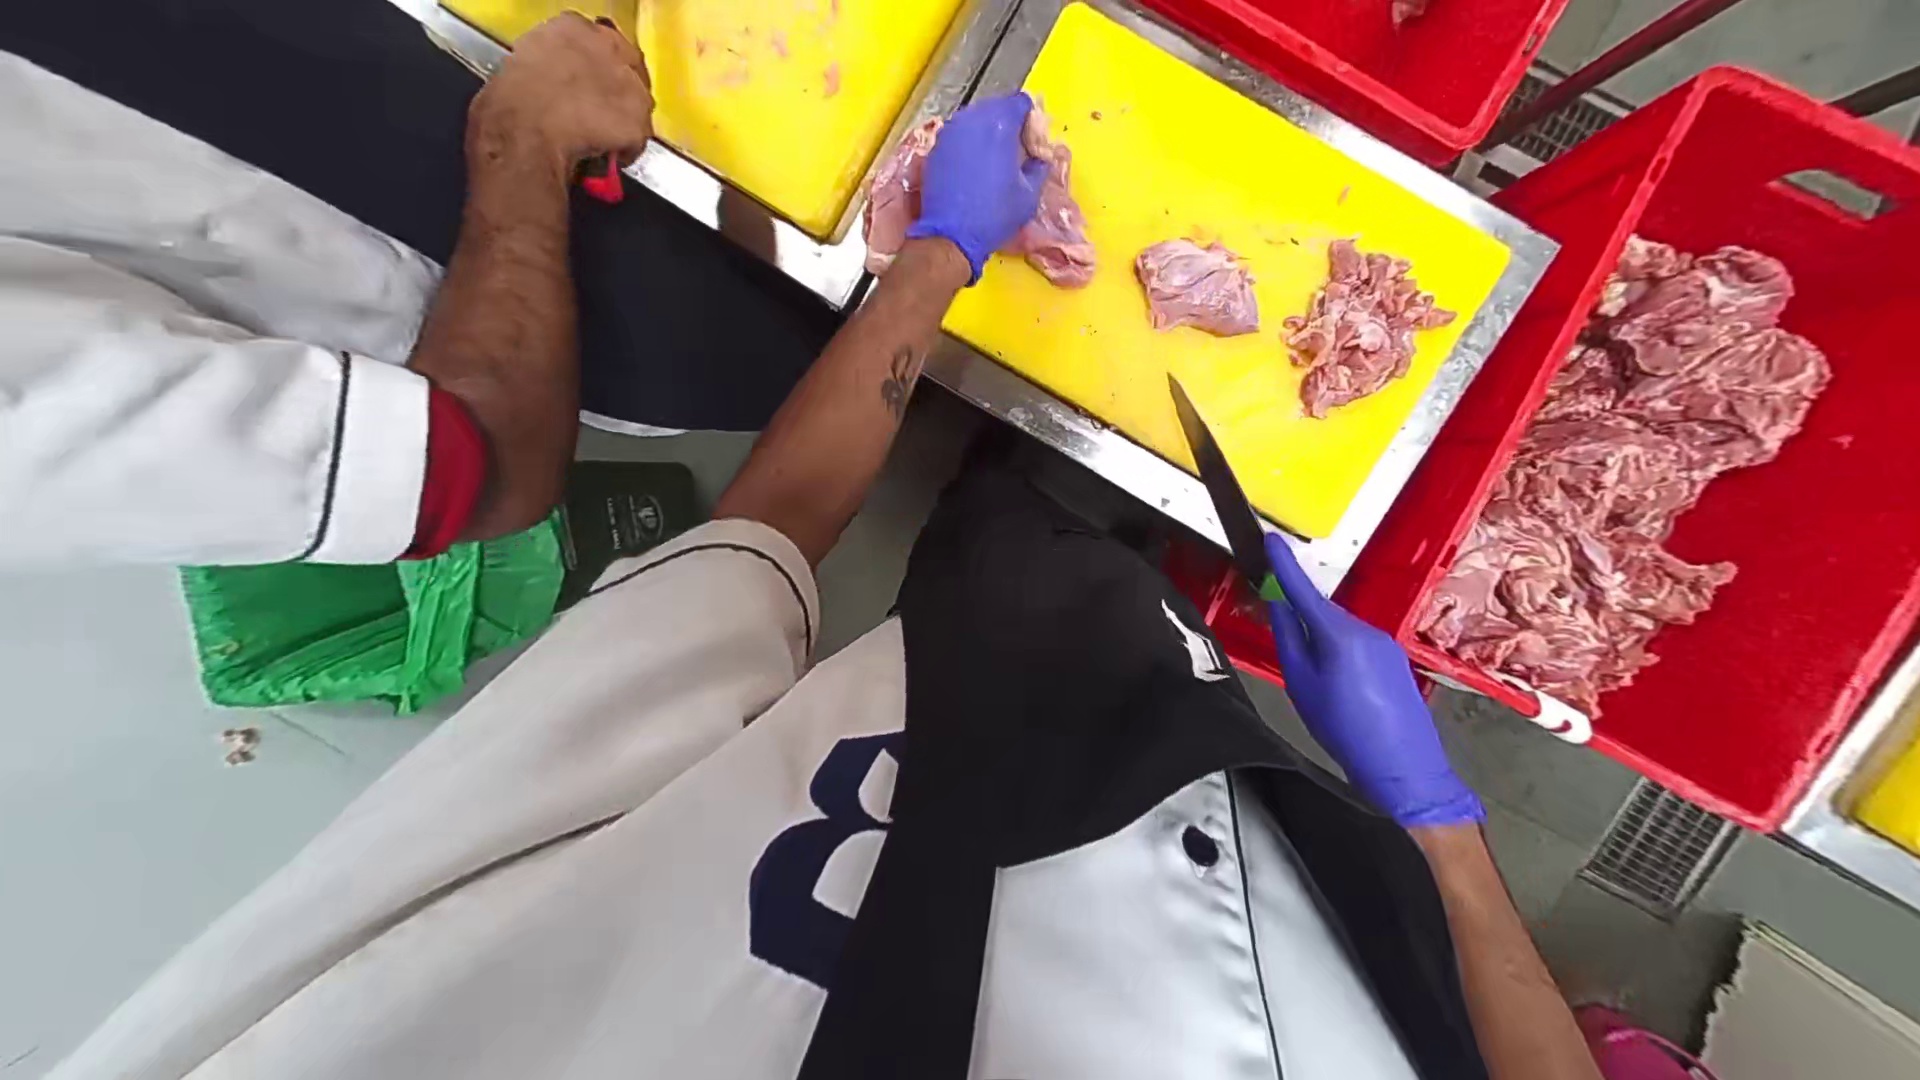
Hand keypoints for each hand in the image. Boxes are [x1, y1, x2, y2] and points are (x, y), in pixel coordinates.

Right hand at [469, 13, 654, 174]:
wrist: (529, 123)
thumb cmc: (520, 92)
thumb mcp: (534, 53)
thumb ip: (562, 54)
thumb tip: (570, 70)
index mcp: (577, 27)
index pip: (609, 40)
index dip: (609, 65)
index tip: (603, 79)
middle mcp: (610, 49)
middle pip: (633, 72)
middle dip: (625, 92)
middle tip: (611, 111)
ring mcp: (629, 87)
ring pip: (641, 106)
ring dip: (629, 120)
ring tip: (609, 134)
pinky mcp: (638, 121)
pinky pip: (639, 139)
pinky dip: (628, 149)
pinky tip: (610, 152)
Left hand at [906, 93, 1048, 282]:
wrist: (950, 237)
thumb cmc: (993, 216)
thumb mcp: (1029, 196)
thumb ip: (1039, 167)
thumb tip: (1039, 158)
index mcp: (1000, 122)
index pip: (1022, 103)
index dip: (1031, 122)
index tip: (1031, 145)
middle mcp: (973, 118)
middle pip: (997, 109)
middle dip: (1008, 127)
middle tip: (1013, 156)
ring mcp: (950, 132)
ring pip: (976, 122)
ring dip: (987, 137)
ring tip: (992, 166)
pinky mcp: (935, 149)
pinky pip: (958, 138)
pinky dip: (968, 148)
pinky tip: (972, 173)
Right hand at [1263, 532, 1484, 827]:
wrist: (1405, 768)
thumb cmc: (1343, 728)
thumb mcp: (1301, 683)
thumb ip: (1287, 639)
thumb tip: (1279, 606)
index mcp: (1339, 635)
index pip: (1303, 591)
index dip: (1284, 565)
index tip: (1271, 540)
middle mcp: (1366, 630)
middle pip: (1320, 611)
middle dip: (1299, 618)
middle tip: (1284, 647)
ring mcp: (1384, 644)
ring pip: (1337, 628)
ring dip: (1318, 639)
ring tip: (1313, 681)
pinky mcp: (1393, 659)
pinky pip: (1355, 642)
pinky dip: (1336, 650)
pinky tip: (1335, 683)